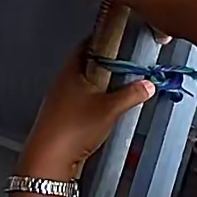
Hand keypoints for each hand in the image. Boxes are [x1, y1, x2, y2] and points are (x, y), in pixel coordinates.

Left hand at [20, 43, 155, 179]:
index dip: (104, 39)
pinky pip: (79, 100)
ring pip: (83, 82)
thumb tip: (147, 85)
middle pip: (86, 63)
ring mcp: (59, 99)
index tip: (119, 38)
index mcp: (71, 70)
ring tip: (118, 88)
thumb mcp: (111, 109)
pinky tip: (103, 109)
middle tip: (125, 65)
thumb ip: (131, 94)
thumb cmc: (74, 128)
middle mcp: (62, 81)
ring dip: (100, 83)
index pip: (87, 44)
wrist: (50, 158)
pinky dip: (93, 99)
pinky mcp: (60, 115)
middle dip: (106, 64)